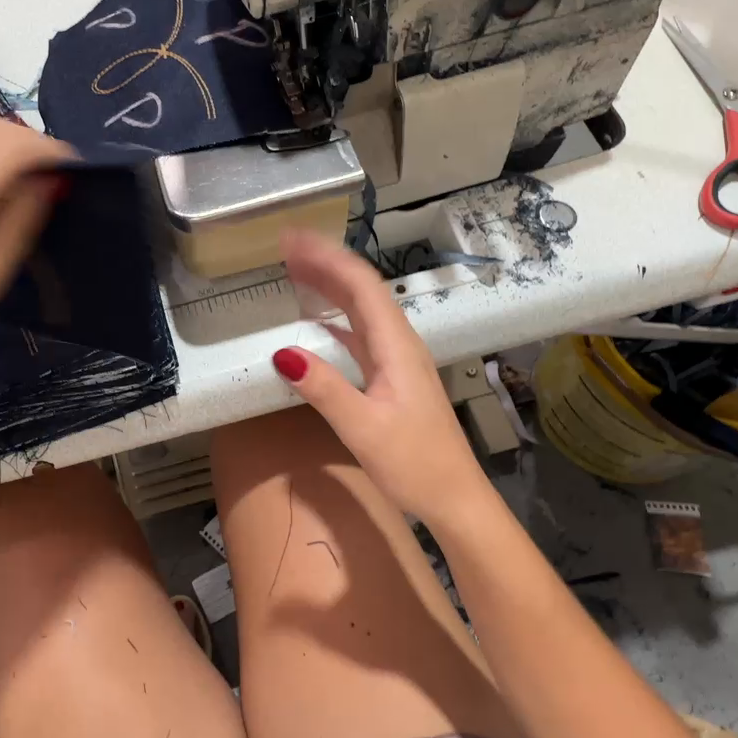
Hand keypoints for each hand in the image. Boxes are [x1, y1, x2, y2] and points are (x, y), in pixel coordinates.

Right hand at [271, 228, 491, 525]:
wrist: (454, 497)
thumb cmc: (414, 464)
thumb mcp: (363, 428)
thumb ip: (324, 388)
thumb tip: (282, 353)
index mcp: (396, 347)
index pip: (361, 285)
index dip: (327, 257)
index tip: (292, 241)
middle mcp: (399, 344)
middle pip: (362, 290)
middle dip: (325, 263)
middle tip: (284, 248)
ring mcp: (397, 360)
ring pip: (361, 309)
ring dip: (330, 286)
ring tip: (294, 272)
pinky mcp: (392, 377)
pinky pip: (361, 333)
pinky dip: (335, 318)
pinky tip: (316, 322)